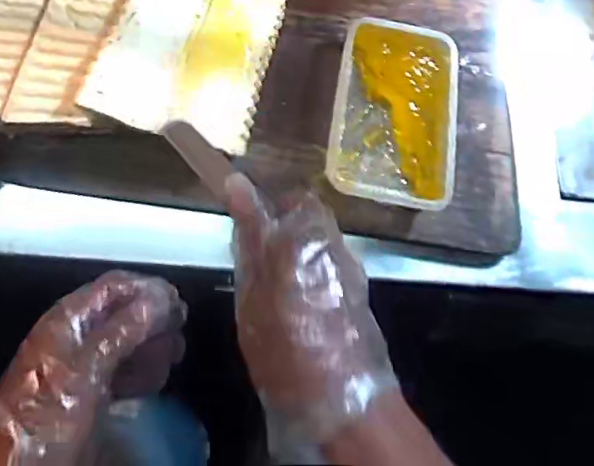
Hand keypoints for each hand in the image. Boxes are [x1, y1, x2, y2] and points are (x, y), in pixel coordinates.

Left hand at [0, 271, 184, 464]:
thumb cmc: (47, 415)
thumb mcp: (88, 368)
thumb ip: (125, 329)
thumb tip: (159, 299)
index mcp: (68, 318)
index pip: (114, 286)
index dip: (148, 288)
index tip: (178, 300)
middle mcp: (72, 336)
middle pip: (120, 313)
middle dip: (153, 318)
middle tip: (182, 328)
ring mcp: (76, 368)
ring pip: (121, 344)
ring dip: (150, 346)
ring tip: (175, 354)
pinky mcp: (81, 398)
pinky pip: (116, 373)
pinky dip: (138, 372)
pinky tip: (156, 380)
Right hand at [224, 175, 396, 448]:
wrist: (347, 401)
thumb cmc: (288, 351)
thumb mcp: (252, 300)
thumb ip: (247, 242)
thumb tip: (237, 191)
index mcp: (296, 235)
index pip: (269, 196)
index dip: (249, 196)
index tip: (233, 197)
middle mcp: (327, 236)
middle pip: (301, 206)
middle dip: (279, 216)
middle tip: (257, 244)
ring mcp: (347, 256)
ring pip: (317, 229)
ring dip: (297, 238)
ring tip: (278, 273)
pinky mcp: (360, 279)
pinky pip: (329, 253)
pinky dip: (312, 261)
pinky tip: (301, 292)